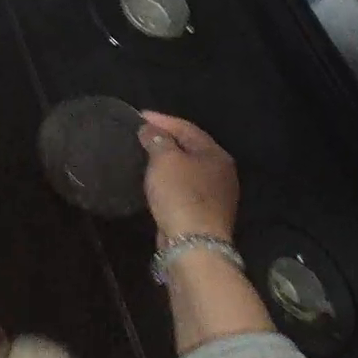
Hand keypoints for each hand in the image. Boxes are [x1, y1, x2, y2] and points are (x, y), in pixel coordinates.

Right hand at [138, 112, 238, 242]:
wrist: (193, 242)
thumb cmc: (180, 193)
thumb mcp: (165, 159)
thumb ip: (157, 139)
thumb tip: (150, 130)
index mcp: (215, 154)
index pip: (186, 127)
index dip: (161, 119)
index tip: (136, 115)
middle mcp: (221, 171)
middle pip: (189, 146)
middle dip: (165, 137)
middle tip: (140, 132)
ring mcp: (215, 192)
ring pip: (187, 166)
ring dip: (166, 157)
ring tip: (143, 151)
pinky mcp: (204, 209)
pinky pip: (184, 183)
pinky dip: (169, 175)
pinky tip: (155, 176)